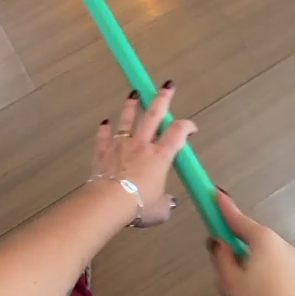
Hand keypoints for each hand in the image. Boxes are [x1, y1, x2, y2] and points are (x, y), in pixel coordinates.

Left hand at [91, 83, 195, 226]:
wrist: (107, 203)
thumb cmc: (138, 206)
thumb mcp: (159, 210)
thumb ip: (165, 203)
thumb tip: (169, 203)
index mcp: (159, 156)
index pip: (177, 133)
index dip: (187, 126)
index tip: (191, 127)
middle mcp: (141, 145)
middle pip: (153, 115)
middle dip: (162, 98)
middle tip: (167, 85)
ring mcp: (120, 145)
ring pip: (127, 120)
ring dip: (131, 106)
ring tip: (133, 94)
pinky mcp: (103, 152)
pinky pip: (103, 137)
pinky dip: (104, 130)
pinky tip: (104, 123)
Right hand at [206, 190, 294, 295]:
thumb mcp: (229, 283)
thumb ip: (221, 258)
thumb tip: (219, 242)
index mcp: (263, 240)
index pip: (237, 218)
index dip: (222, 207)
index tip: (213, 193)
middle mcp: (282, 245)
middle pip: (254, 238)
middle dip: (238, 243)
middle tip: (223, 260)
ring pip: (267, 257)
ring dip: (253, 263)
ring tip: (243, 291)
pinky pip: (279, 273)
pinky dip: (267, 278)